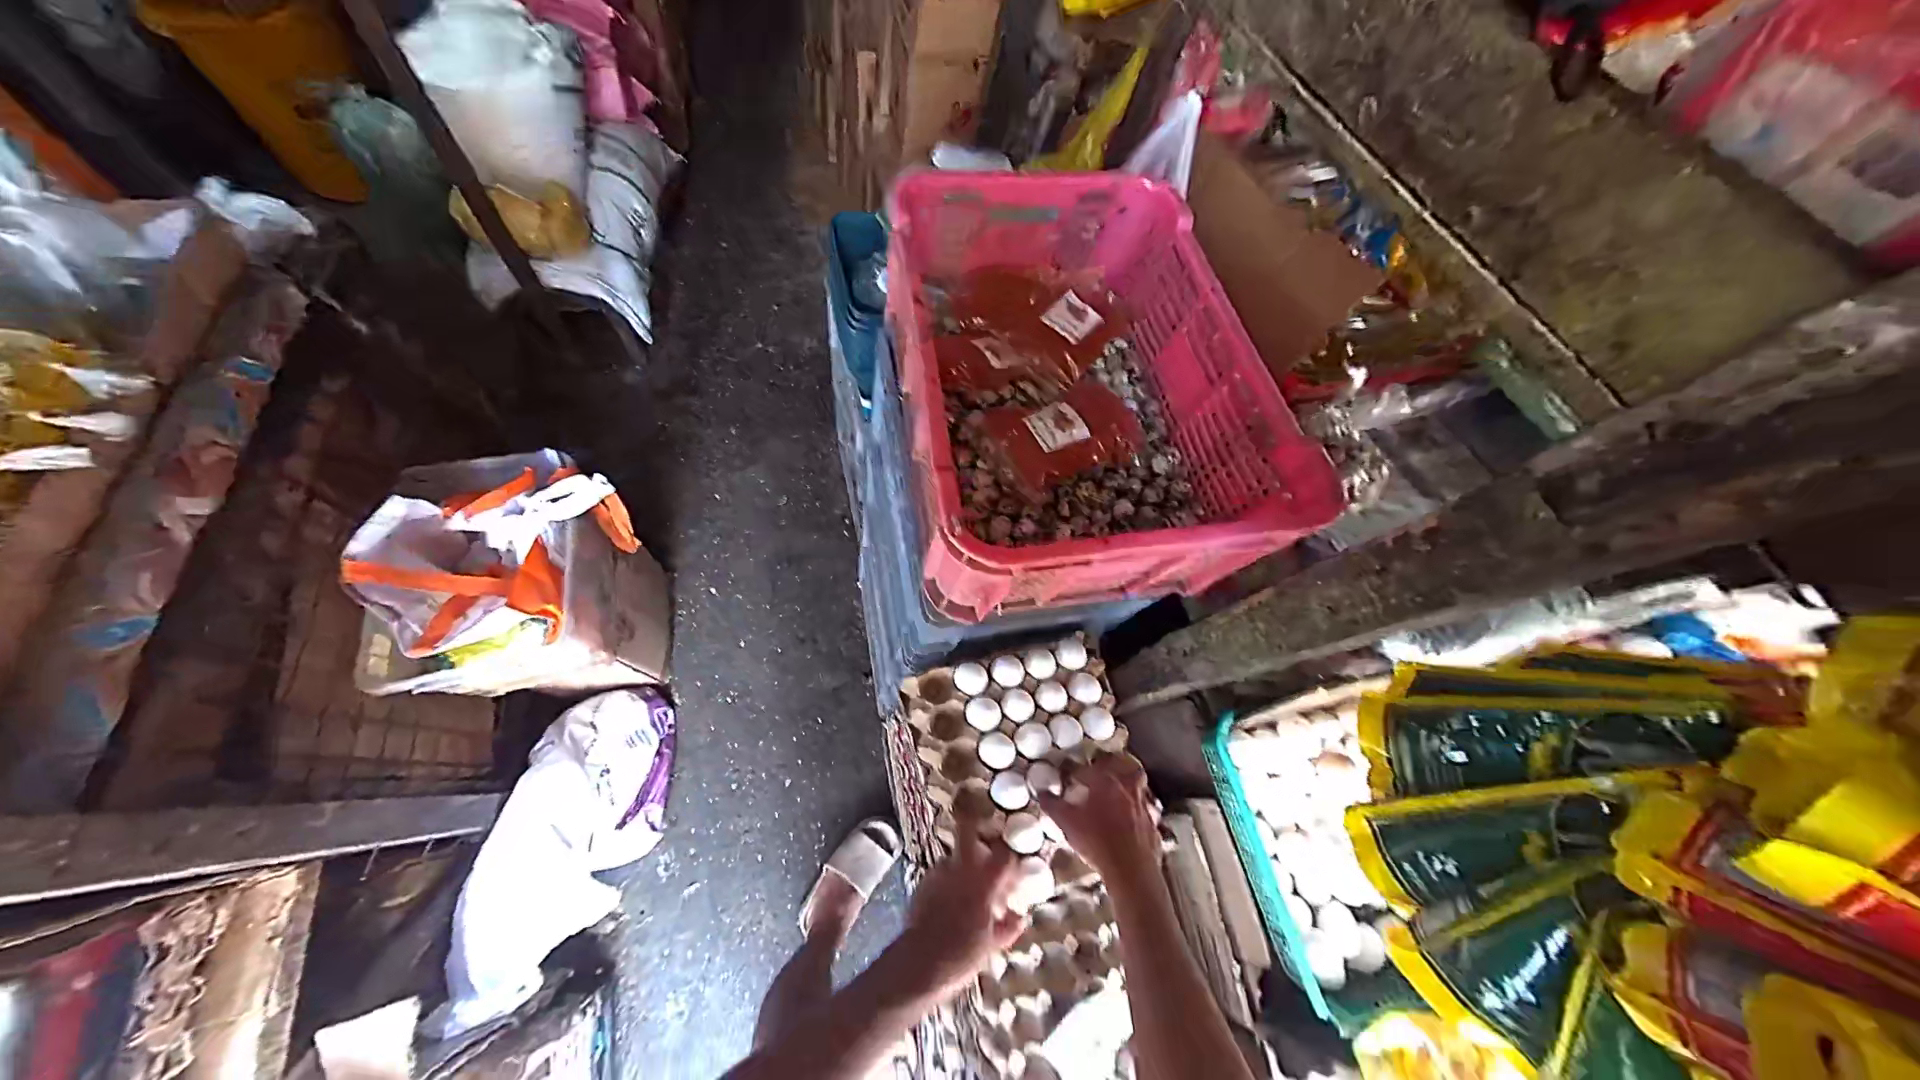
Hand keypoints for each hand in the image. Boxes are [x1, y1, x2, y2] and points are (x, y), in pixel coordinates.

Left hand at [902, 818, 1027, 990]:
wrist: (919, 965)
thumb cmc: (961, 957)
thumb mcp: (992, 945)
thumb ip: (1009, 926)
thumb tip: (1019, 916)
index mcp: (983, 883)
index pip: (1005, 856)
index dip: (1012, 859)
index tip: (1017, 870)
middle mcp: (960, 870)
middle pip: (969, 832)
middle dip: (978, 831)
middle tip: (989, 851)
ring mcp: (938, 874)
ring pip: (956, 856)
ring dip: (966, 864)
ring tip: (970, 886)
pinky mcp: (923, 882)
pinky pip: (941, 873)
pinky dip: (950, 880)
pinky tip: (951, 900)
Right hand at [1036, 753, 1160, 886]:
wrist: (1131, 870)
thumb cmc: (1097, 841)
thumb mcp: (1067, 823)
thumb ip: (1053, 805)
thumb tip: (1042, 793)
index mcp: (1105, 782)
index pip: (1086, 769)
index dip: (1074, 772)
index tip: (1067, 776)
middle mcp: (1127, 788)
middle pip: (1124, 767)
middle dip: (1113, 766)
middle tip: (1102, 773)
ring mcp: (1144, 806)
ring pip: (1139, 786)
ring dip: (1129, 787)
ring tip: (1117, 794)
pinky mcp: (1153, 825)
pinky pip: (1147, 810)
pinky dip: (1138, 811)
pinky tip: (1131, 819)